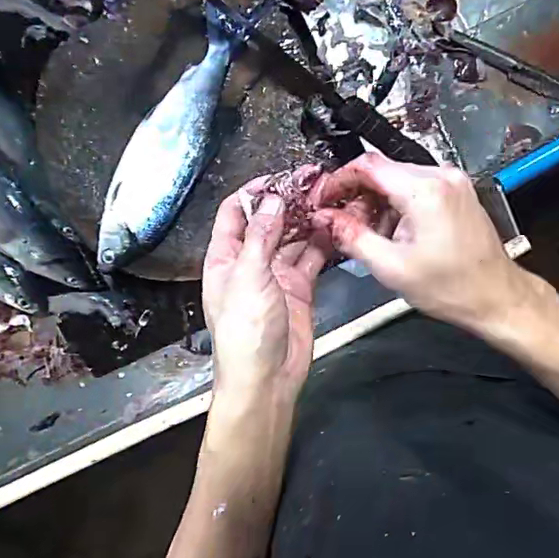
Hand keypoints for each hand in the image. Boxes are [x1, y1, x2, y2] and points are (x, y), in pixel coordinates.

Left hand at [202, 174, 329, 423]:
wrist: (265, 379)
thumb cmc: (243, 335)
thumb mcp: (248, 277)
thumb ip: (261, 237)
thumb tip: (270, 202)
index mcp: (224, 258)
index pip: (236, 213)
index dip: (255, 193)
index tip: (279, 178)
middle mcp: (249, 264)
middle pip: (267, 222)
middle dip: (287, 202)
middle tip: (311, 183)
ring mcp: (274, 276)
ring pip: (291, 238)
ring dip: (306, 220)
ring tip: (326, 199)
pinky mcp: (297, 290)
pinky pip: (310, 259)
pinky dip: (321, 243)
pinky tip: (333, 227)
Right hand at [312, 153, 527, 333]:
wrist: (496, 297)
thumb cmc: (453, 287)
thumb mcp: (390, 266)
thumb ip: (350, 236)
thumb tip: (325, 218)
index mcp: (425, 191)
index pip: (367, 165)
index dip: (338, 180)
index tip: (324, 198)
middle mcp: (441, 177)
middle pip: (381, 170)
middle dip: (356, 196)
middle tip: (342, 223)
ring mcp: (451, 182)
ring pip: (395, 178)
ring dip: (375, 202)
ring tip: (370, 235)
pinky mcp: (455, 191)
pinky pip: (414, 187)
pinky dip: (395, 205)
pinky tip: (392, 232)